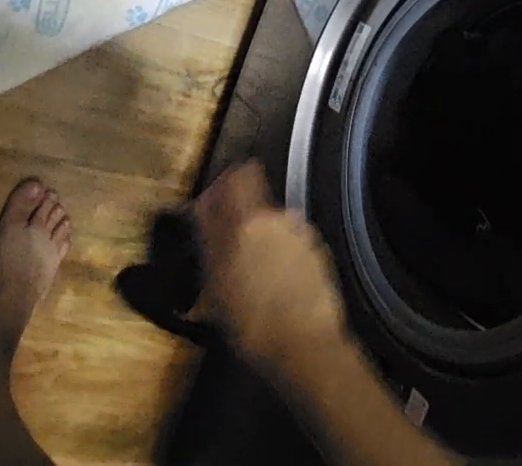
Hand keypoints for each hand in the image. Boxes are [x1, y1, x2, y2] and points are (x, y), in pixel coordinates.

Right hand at [193, 162, 345, 375]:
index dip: (225, 184)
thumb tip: (202, 206)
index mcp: (251, 219)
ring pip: (274, 227)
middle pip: (256, 204)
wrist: (306, 346)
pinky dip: (281, 258)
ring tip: (251, 280)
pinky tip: (274, 289)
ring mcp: (303, 236)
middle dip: (240, 221)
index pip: (240, 175)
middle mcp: (281, 219)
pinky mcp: (319, 256)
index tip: (213, 202)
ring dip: (261, 242)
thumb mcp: (215, 282)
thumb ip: (208, 235)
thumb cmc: (252, 320)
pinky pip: (292, 246)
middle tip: (226, 255)